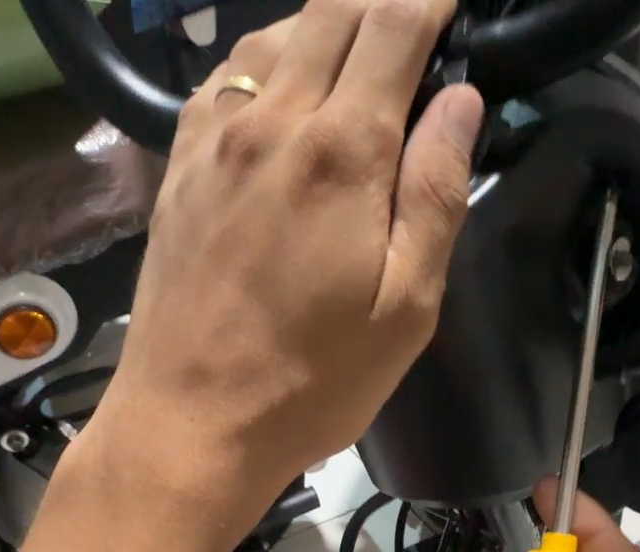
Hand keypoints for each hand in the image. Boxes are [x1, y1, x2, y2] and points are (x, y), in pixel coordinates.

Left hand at [91, 0, 485, 502]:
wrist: (191, 421)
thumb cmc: (312, 381)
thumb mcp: (406, 308)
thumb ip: (436, 194)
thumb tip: (461, 100)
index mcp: (342, 152)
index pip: (395, 27)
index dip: (432, 1)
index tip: (454, 6)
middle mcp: (272, 124)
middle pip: (332, 12)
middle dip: (384, 4)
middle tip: (415, 28)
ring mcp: (213, 143)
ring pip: (272, 36)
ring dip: (322, 24)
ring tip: (356, 51)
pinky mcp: (178, 172)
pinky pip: (220, 81)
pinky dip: (261, 62)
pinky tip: (277, 87)